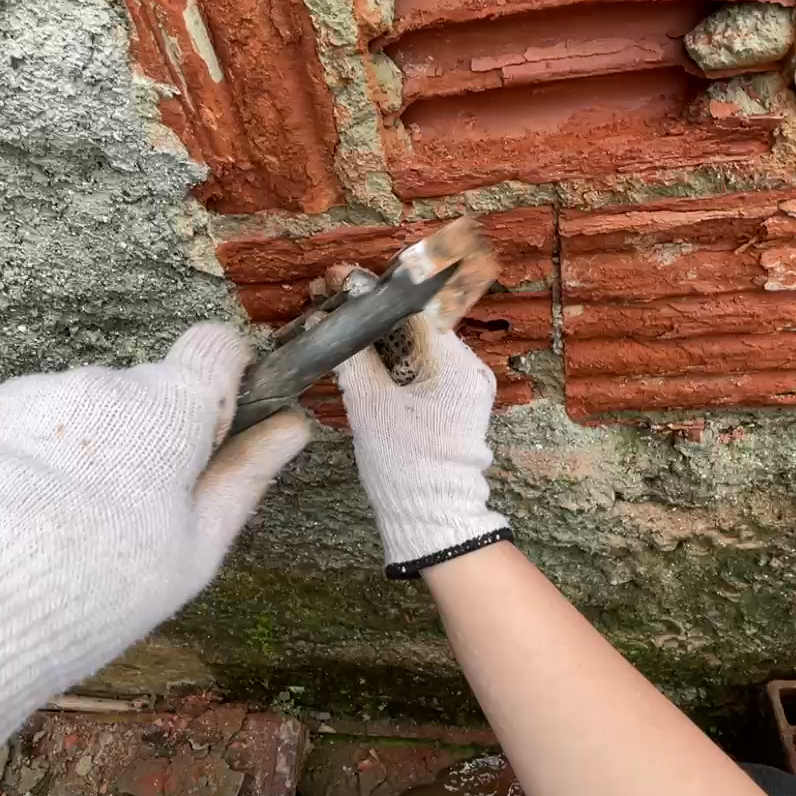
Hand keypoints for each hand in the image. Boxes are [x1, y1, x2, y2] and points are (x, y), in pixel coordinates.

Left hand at [0, 325, 307, 776]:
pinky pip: (27, 423)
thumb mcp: (194, 548)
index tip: (209, 434)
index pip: (214, 345)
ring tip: (56, 525)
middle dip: (151, 434)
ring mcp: (31, 392)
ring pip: (84, 411)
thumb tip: (293, 427)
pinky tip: (9, 517)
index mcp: (165, 407)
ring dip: (88, 448)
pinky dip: (32, 456)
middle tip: (129, 513)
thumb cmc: (99, 584)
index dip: (224, 380)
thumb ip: (245, 477)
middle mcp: (100, 381)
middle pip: (146, 391)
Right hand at [334, 314, 509, 576]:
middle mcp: (468, 368)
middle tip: (332, 290)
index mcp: (456, 365)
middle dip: (373, 305)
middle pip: (417, 319)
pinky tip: (360, 345)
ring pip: (416, 340)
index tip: (342, 278)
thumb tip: (327, 320)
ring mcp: (463, 384)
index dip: (375, 289)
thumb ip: (352, 357)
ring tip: (339, 313)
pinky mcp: (452, 399)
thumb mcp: (369, 407)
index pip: (416, 307)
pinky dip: (391, 353)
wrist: (431, 517)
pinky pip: (420, 363)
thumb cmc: (404, 467)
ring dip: (379, 328)